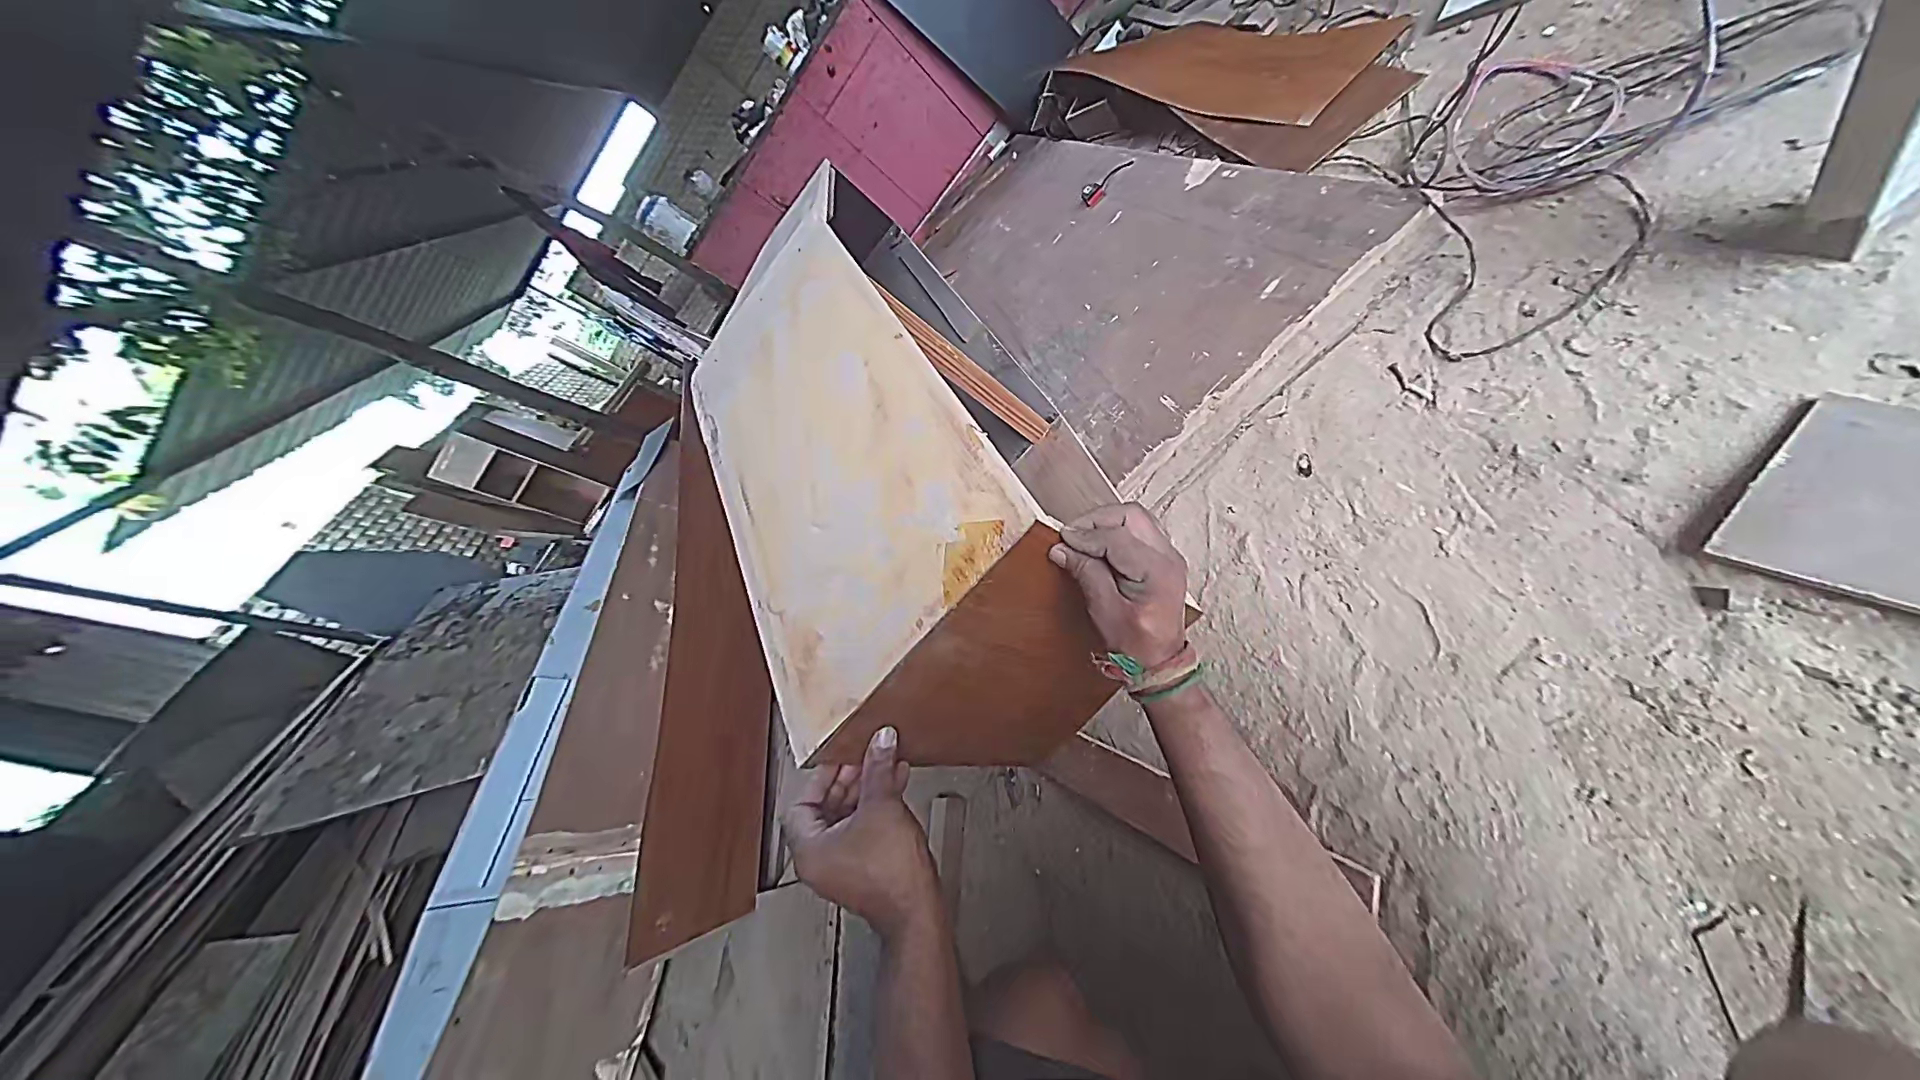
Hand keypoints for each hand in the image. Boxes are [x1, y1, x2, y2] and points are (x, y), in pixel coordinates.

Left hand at [783, 726, 940, 936]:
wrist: (918, 909)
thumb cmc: (891, 874)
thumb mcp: (882, 805)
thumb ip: (878, 769)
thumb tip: (881, 741)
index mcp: (810, 849)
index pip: (801, 803)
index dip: (822, 777)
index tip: (841, 758)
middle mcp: (820, 861)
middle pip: (825, 808)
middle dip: (849, 780)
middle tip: (866, 758)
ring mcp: (842, 866)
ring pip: (847, 817)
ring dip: (866, 790)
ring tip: (884, 767)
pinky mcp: (865, 868)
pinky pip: (863, 828)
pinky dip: (875, 807)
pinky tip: (895, 786)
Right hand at [1048, 503, 1188, 667]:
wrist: (1159, 660)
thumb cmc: (1136, 644)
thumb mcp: (1105, 611)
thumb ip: (1086, 574)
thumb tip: (1063, 549)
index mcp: (1158, 571)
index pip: (1116, 537)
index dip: (1084, 536)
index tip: (1062, 541)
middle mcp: (1168, 557)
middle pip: (1131, 515)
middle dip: (1096, 520)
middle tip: (1071, 536)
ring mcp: (1168, 555)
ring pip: (1135, 517)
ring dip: (1105, 522)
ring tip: (1082, 539)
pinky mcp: (1161, 557)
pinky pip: (1138, 529)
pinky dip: (1115, 530)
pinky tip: (1098, 545)